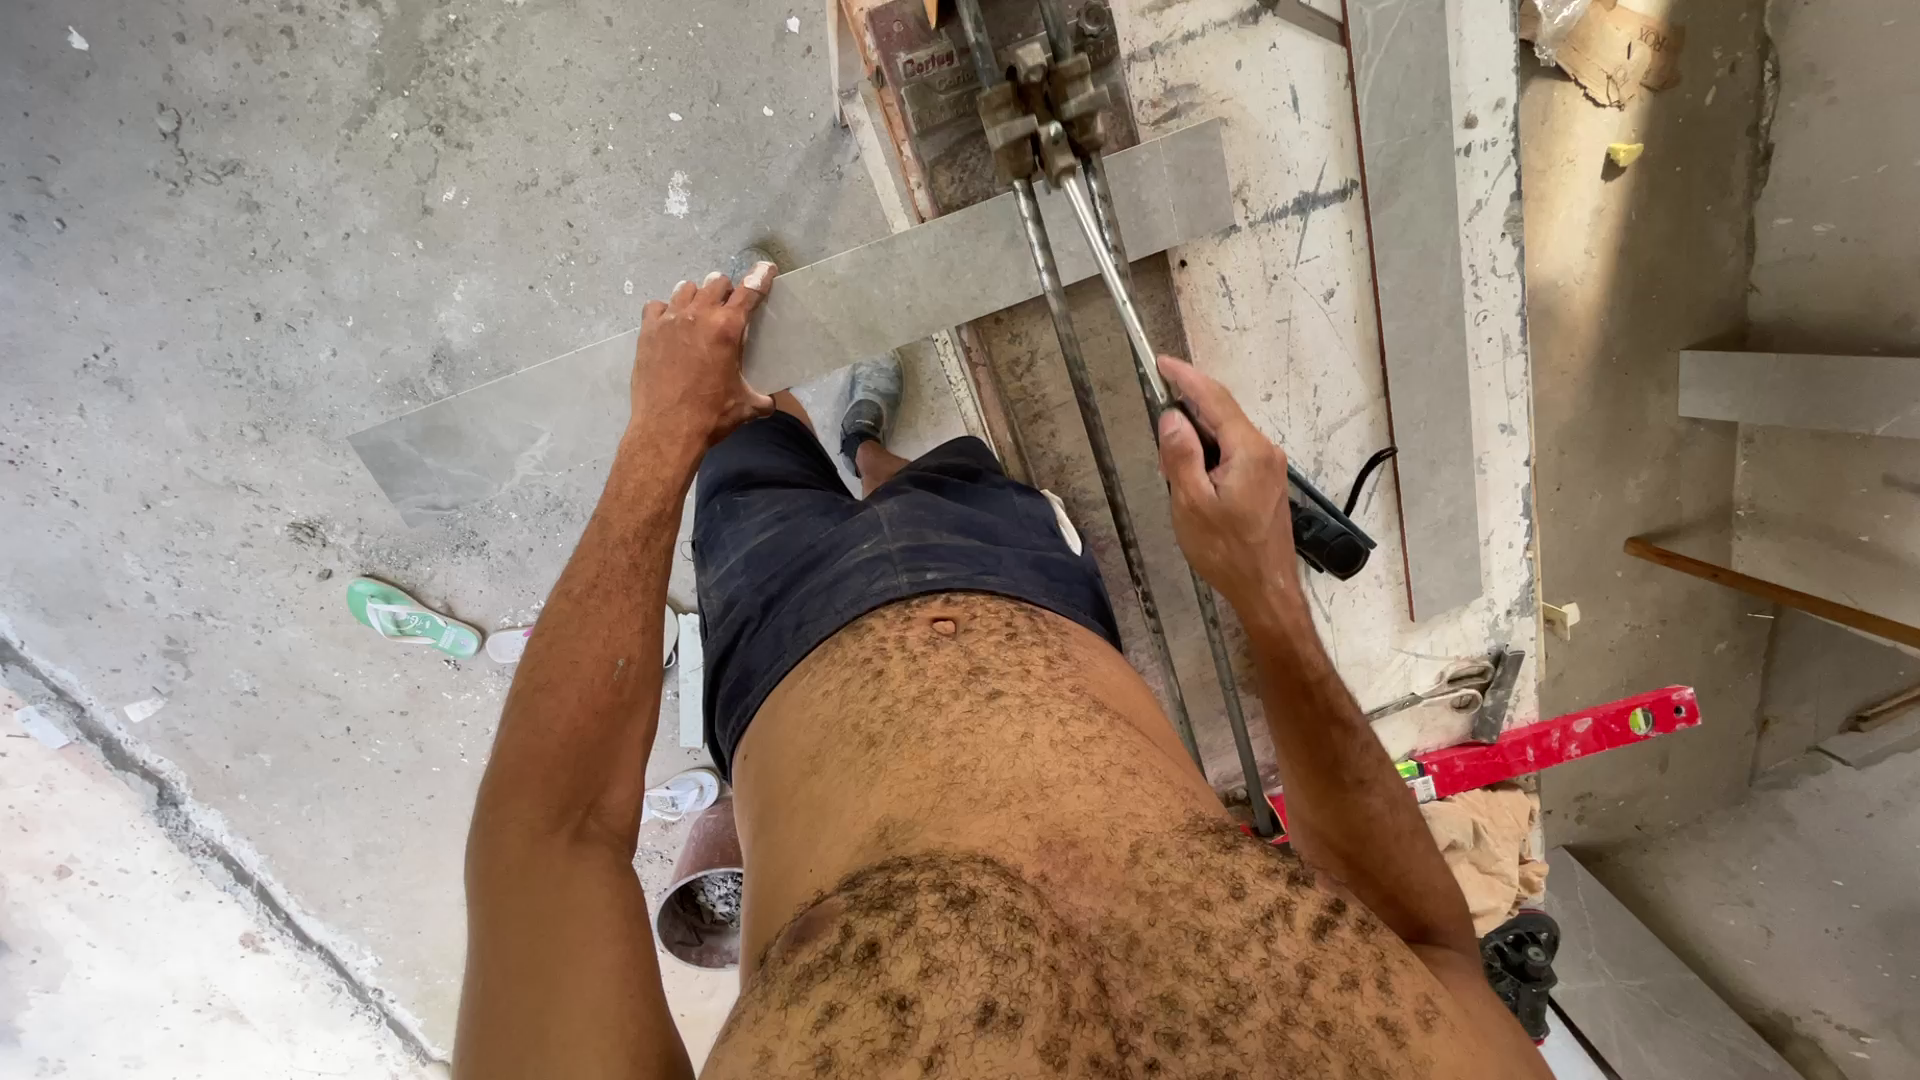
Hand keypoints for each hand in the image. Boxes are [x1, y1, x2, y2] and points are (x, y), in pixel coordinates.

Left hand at [627, 263, 778, 464]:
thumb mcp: (747, 407)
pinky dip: (667, 311)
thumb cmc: (712, 416)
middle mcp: (698, 316)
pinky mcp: (647, 331)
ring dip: (698, 296)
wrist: (668, 428)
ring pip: (686, 289)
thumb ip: (763, 398)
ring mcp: (669, 320)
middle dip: (727, 290)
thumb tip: (770, 403)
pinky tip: (671, 326)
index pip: (749, 292)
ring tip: (699, 313)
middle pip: (716, 283)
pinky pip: (658, 306)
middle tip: (728, 306)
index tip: (765, 268)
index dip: (760, 277)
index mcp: (728, 329)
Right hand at [1156, 355, 1302, 617]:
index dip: (1186, 378)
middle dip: (1187, 410)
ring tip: (1171, 460)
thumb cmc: (1226, 552)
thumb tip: (1172, 417)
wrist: (1265, 589)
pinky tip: (1193, 473)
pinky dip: (1209, 453)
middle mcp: (1264, 451)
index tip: (1161, 363)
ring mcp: (1268, 467)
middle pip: (1221, 415)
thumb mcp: (1191, 504)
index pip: (1214, 400)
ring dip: (1196, 437)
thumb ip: (1181, 456)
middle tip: (1158, 418)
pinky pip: (1233, 453)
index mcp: (1248, 451)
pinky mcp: (1266, 483)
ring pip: (1226, 436)